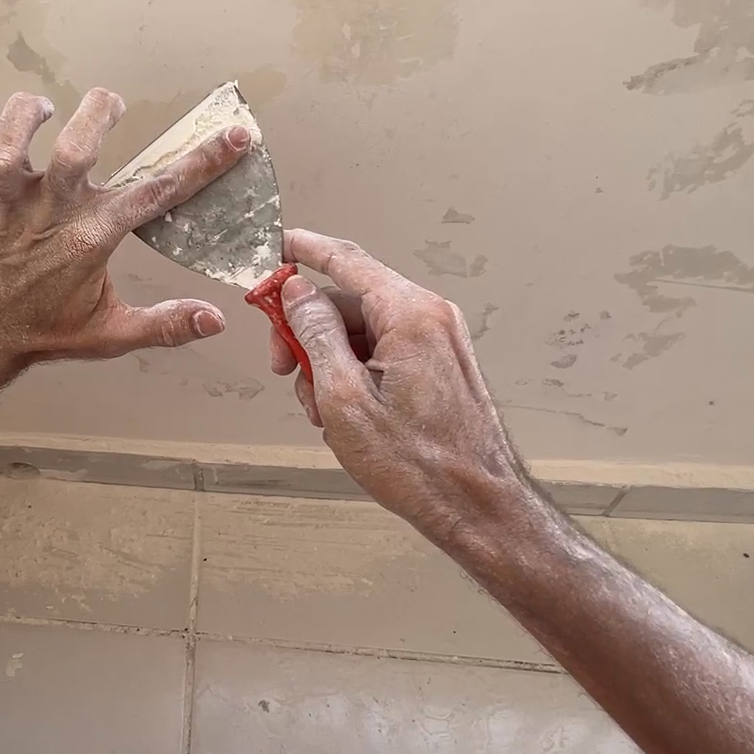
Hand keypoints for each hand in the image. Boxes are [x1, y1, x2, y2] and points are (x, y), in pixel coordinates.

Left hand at [0, 89, 251, 375]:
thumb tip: (215, 320)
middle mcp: (47, 215)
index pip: (155, 194)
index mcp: (89, 240)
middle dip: (97, 116)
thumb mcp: (110, 334)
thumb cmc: (44, 332)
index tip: (234, 136)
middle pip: (74, 151)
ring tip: (42, 108)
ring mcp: (2, 208)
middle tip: (111, 104)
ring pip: (6, 146)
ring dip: (23, 117)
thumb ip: (164, 325)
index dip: (201, 163)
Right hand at [270, 228, 536, 542]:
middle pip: (346, 301)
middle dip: (305, 330)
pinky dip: (351, 372)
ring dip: (326, 360)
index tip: (276, 245)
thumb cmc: (420, 465)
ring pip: (359, 329)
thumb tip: (297, 292)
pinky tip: (341, 410)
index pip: (346, 260)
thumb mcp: (344, 396)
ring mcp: (435, 340)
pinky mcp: (435, 363)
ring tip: (319, 406)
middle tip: (280, 361)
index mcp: (410, 315)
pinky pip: (379, 349)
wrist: (478, 509)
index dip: (303, 250)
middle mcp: (428, 318)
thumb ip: (316, 333)